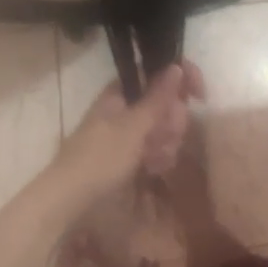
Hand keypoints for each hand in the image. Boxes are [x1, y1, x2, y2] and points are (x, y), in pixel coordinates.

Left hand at [48, 62, 204, 207]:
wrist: (68, 201)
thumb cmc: (100, 158)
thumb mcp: (133, 127)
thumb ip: (157, 97)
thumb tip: (176, 65)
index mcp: (122, 90)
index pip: (159, 71)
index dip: (182, 79)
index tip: (199, 96)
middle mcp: (126, 106)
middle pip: (166, 102)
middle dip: (172, 121)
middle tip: (163, 137)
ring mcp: (128, 131)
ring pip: (164, 127)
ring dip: (166, 143)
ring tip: (153, 160)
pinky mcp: (130, 154)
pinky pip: (155, 147)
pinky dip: (158, 157)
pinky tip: (151, 169)